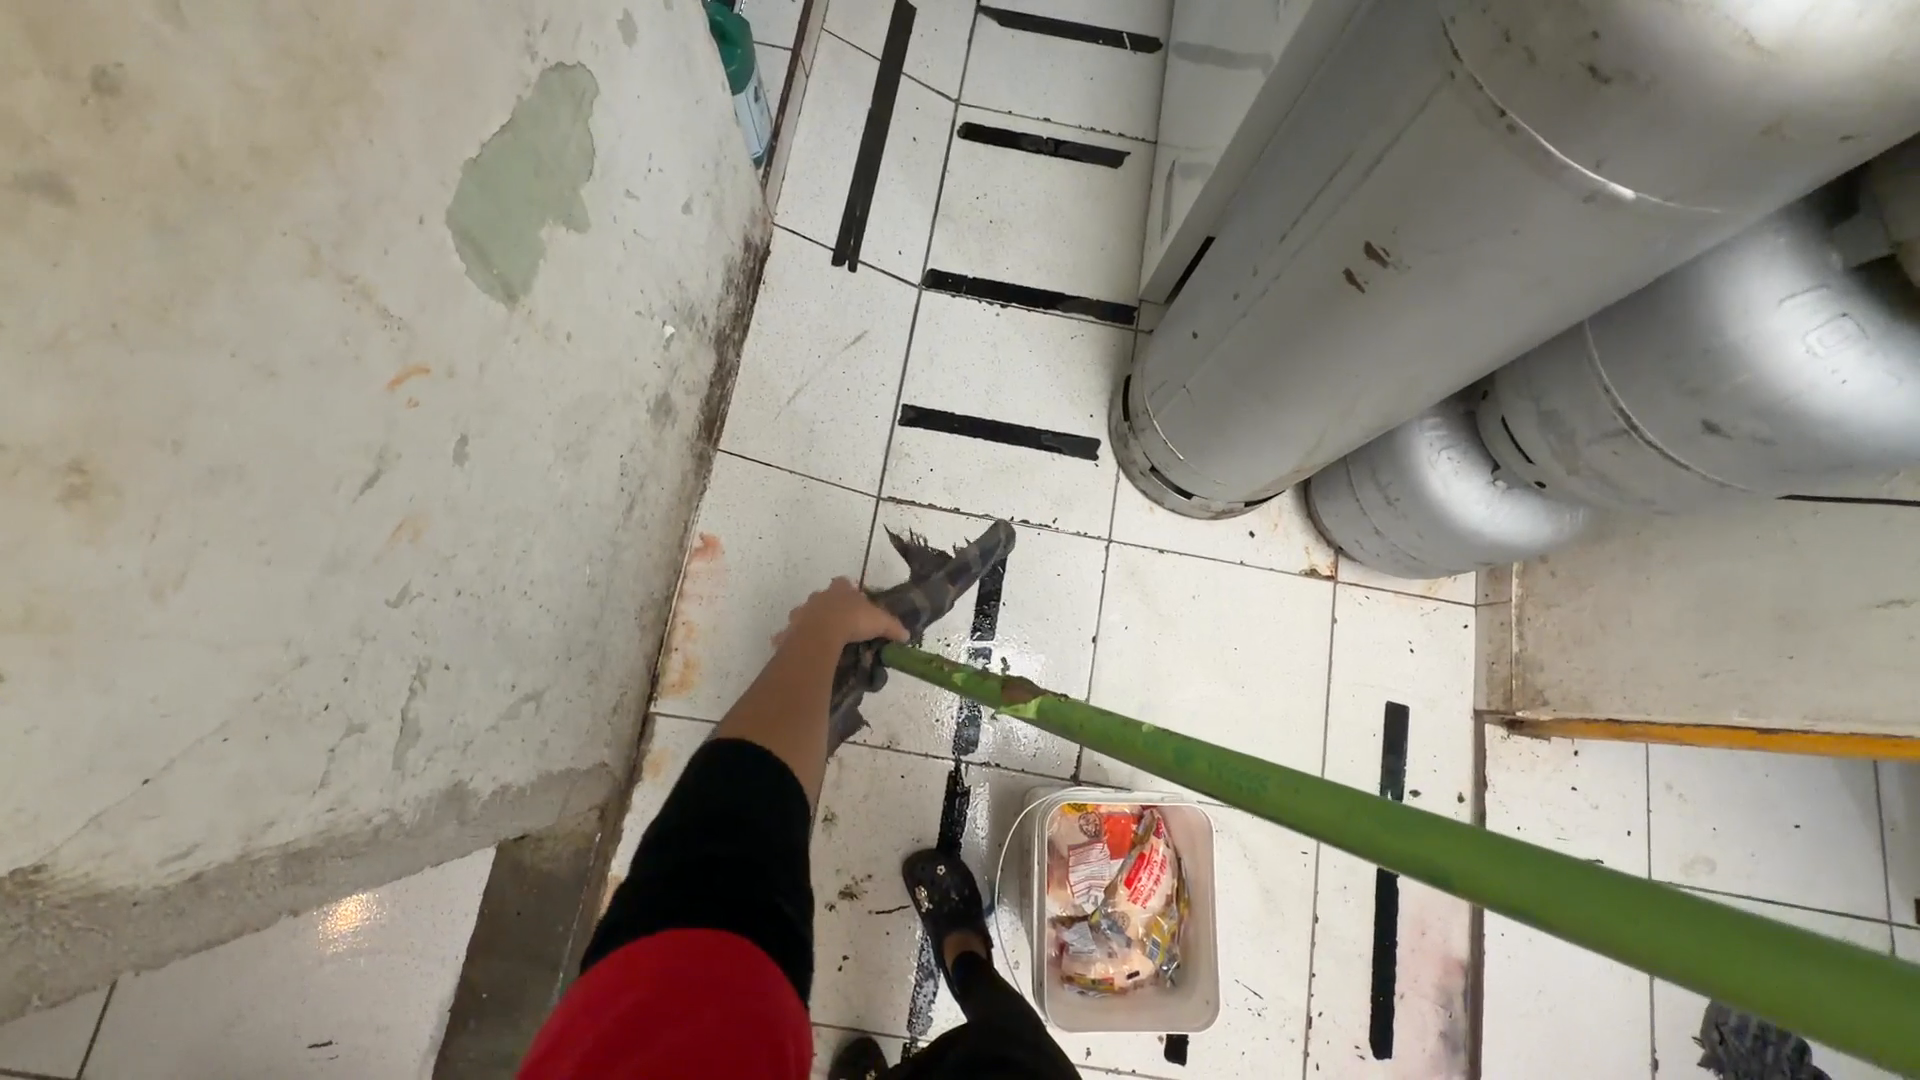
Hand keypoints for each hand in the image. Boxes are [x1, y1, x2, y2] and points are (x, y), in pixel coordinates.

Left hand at [774, 578, 908, 651]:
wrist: (821, 634)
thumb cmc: (852, 621)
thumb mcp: (880, 622)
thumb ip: (893, 627)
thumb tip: (907, 635)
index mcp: (839, 590)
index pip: (843, 583)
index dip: (849, 591)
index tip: (855, 603)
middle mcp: (818, 598)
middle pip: (822, 598)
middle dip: (828, 607)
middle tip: (838, 623)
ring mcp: (801, 613)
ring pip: (803, 614)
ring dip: (808, 622)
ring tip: (818, 638)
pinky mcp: (789, 632)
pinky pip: (787, 636)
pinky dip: (789, 641)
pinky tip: (797, 650)